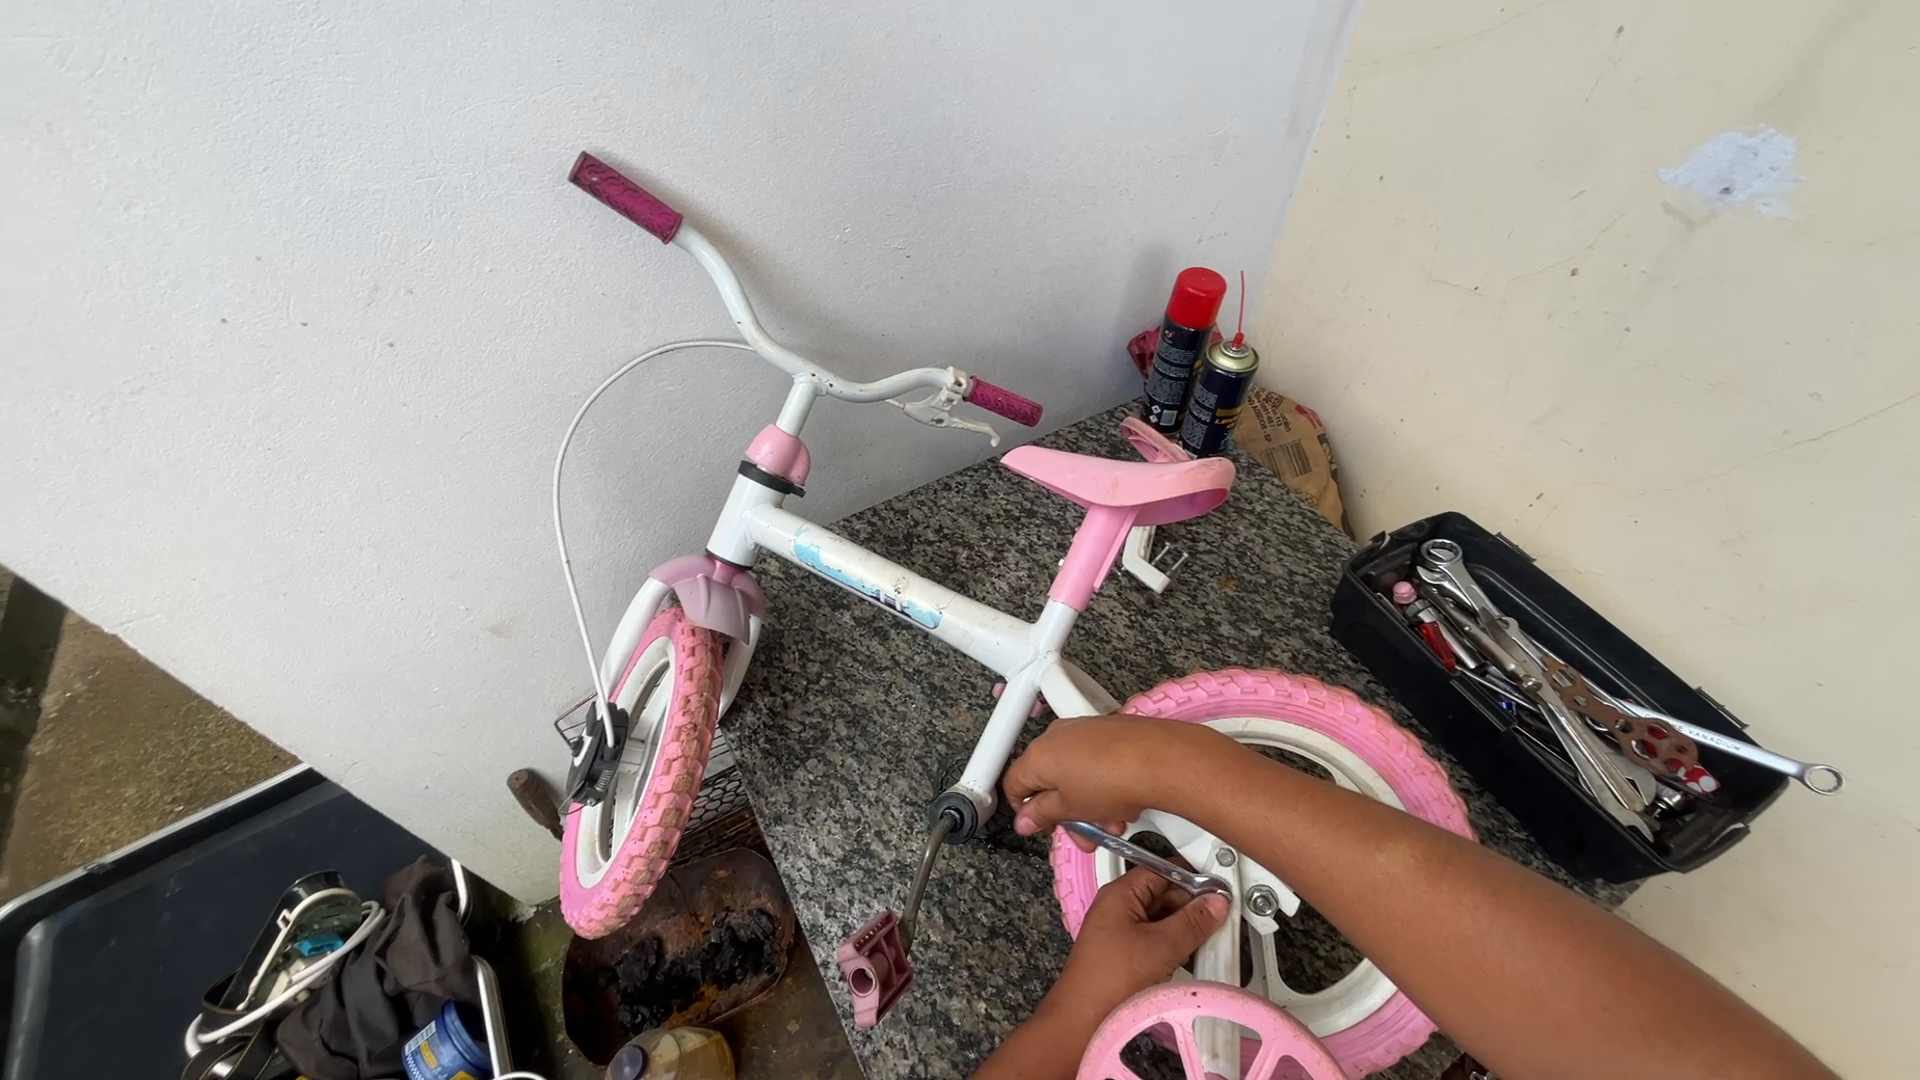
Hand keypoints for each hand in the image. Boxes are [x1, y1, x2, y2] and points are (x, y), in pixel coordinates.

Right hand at [1004, 715, 1231, 846]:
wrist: (1156, 759)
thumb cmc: (1113, 779)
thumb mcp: (1071, 809)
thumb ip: (1042, 815)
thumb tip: (1025, 819)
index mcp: (1037, 755)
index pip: (1014, 783)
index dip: (1025, 810)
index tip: (1040, 825)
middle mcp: (1056, 737)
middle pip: (1048, 780)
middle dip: (1065, 812)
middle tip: (1082, 832)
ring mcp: (1082, 730)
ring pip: (1074, 773)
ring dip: (1088, 803)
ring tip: (1112, 822)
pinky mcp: (1105, 730)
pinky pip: (1094, 761)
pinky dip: (1102, 783)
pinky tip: (1122, 804)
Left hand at [1043, 867, 1230, 1025]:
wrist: (1085, 1020)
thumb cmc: (1112, 978)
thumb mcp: (1161, 946)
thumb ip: (1192, 922)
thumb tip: (1216, 902)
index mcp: (1120, 894)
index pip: (1159, 870)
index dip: (1189, 875)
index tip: (1217, 885)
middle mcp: (1118, 907)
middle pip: (1161, 894)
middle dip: (1190, 904)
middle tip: (1220, 915)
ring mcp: (1120, 931)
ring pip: (1160, 918)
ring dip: (1184, 926)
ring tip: (1210, 936)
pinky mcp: (1124, 955)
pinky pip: (1155, 939)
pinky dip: (1174, 944)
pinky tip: (1192, 954)